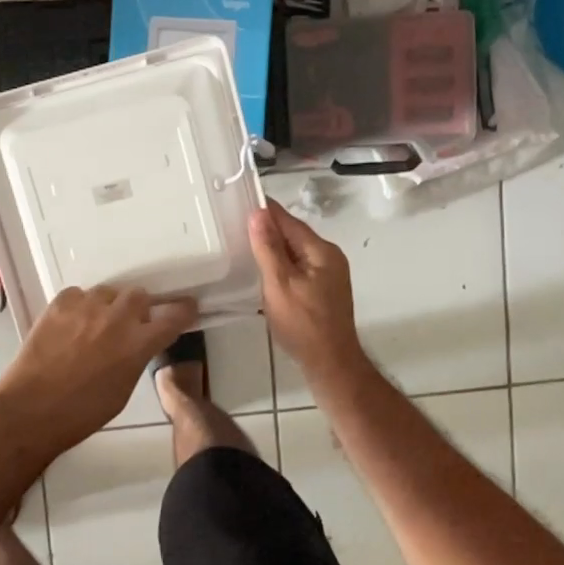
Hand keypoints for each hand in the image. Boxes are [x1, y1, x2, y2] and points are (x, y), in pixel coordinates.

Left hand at [0, 286, 197, 457]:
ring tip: (95, 325)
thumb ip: (136, 359)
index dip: (182, 311)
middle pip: (139, 296)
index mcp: (139, 343)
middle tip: (129, 325)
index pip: (174, 316)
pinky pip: (78, 295)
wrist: (32, 409)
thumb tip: (137, 346)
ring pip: (108, 292)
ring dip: (108, 306)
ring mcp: (86, 306)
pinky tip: (71, 324)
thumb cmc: (83, 413)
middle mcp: (117, 318)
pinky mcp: (59, 303)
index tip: (185, 309)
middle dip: (138, 309)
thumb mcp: (124, 390)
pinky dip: (79, 306)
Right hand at [249, 200, 366, 380]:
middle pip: (293, 235)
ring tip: (243, 247)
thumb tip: (258, 213)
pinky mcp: (323, 291)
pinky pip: (298, 268)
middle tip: (233, 225)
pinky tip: (263, 272)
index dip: (264, 210)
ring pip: (295, 253)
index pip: (288, 220)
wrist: (330, 363)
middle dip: (266, 230)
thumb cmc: (303, 324)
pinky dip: (281, 266)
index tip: (238, 200)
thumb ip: (268, 248)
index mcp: (321, 250)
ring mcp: (329, 275)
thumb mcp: (279, 284)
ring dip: (272, 249)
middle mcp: (329, 257)